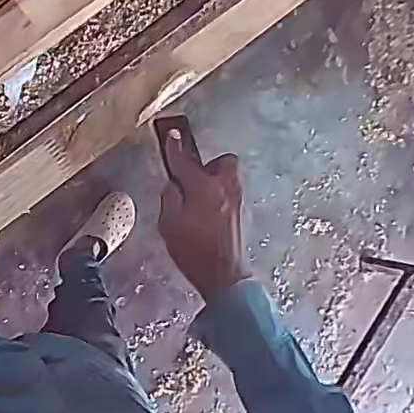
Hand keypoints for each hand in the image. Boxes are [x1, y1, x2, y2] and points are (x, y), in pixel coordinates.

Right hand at [158, 124, 251, 297]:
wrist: (225, 277)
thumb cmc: (194, 251)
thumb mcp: (168, 224)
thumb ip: (170, 198)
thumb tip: (174, 184)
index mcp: (204, 187)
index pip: (184, 162)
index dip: (174, 148)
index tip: (171, 135)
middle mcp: (226, 188)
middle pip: (224, 162)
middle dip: (209, 166)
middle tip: (194, 180)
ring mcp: (239, 200)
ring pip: (231, 177)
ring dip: (217, 181)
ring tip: (203, 198)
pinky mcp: (245, 213)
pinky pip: (233, 194)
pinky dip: (223, 197)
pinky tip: (211, 214)